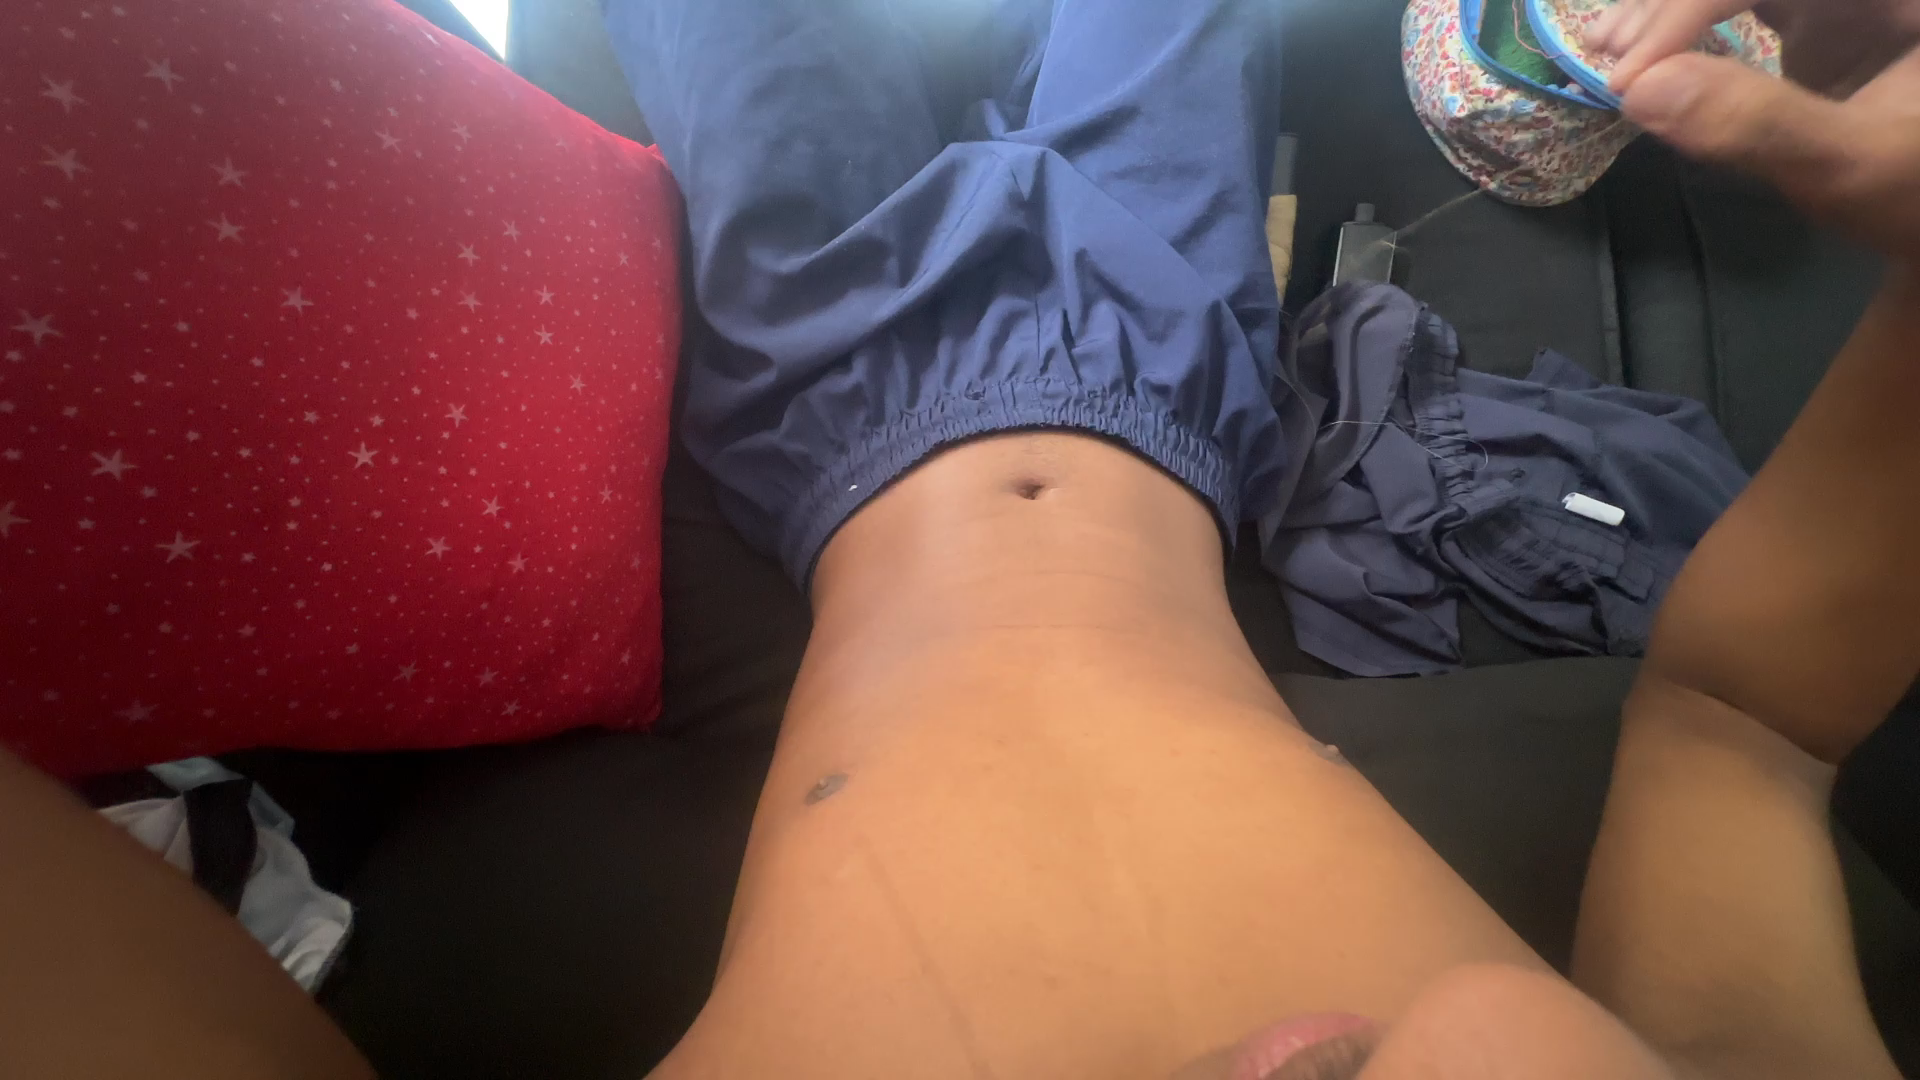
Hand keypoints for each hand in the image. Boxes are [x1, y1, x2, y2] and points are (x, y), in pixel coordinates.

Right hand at [1588, 0, 1919, 260]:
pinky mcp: (1828, 21)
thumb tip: (1638, 89)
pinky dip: (1685, 26)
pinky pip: (1747, 4)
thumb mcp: (1848, 164)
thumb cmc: (1916, 196)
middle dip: (1674, 3)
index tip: (1630, 77)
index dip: (1696, 5)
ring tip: (1606, 47)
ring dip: (1670, 10)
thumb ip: (1756, 124)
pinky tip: (1642, 53)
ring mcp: (1855, 0)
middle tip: (1603, 54)